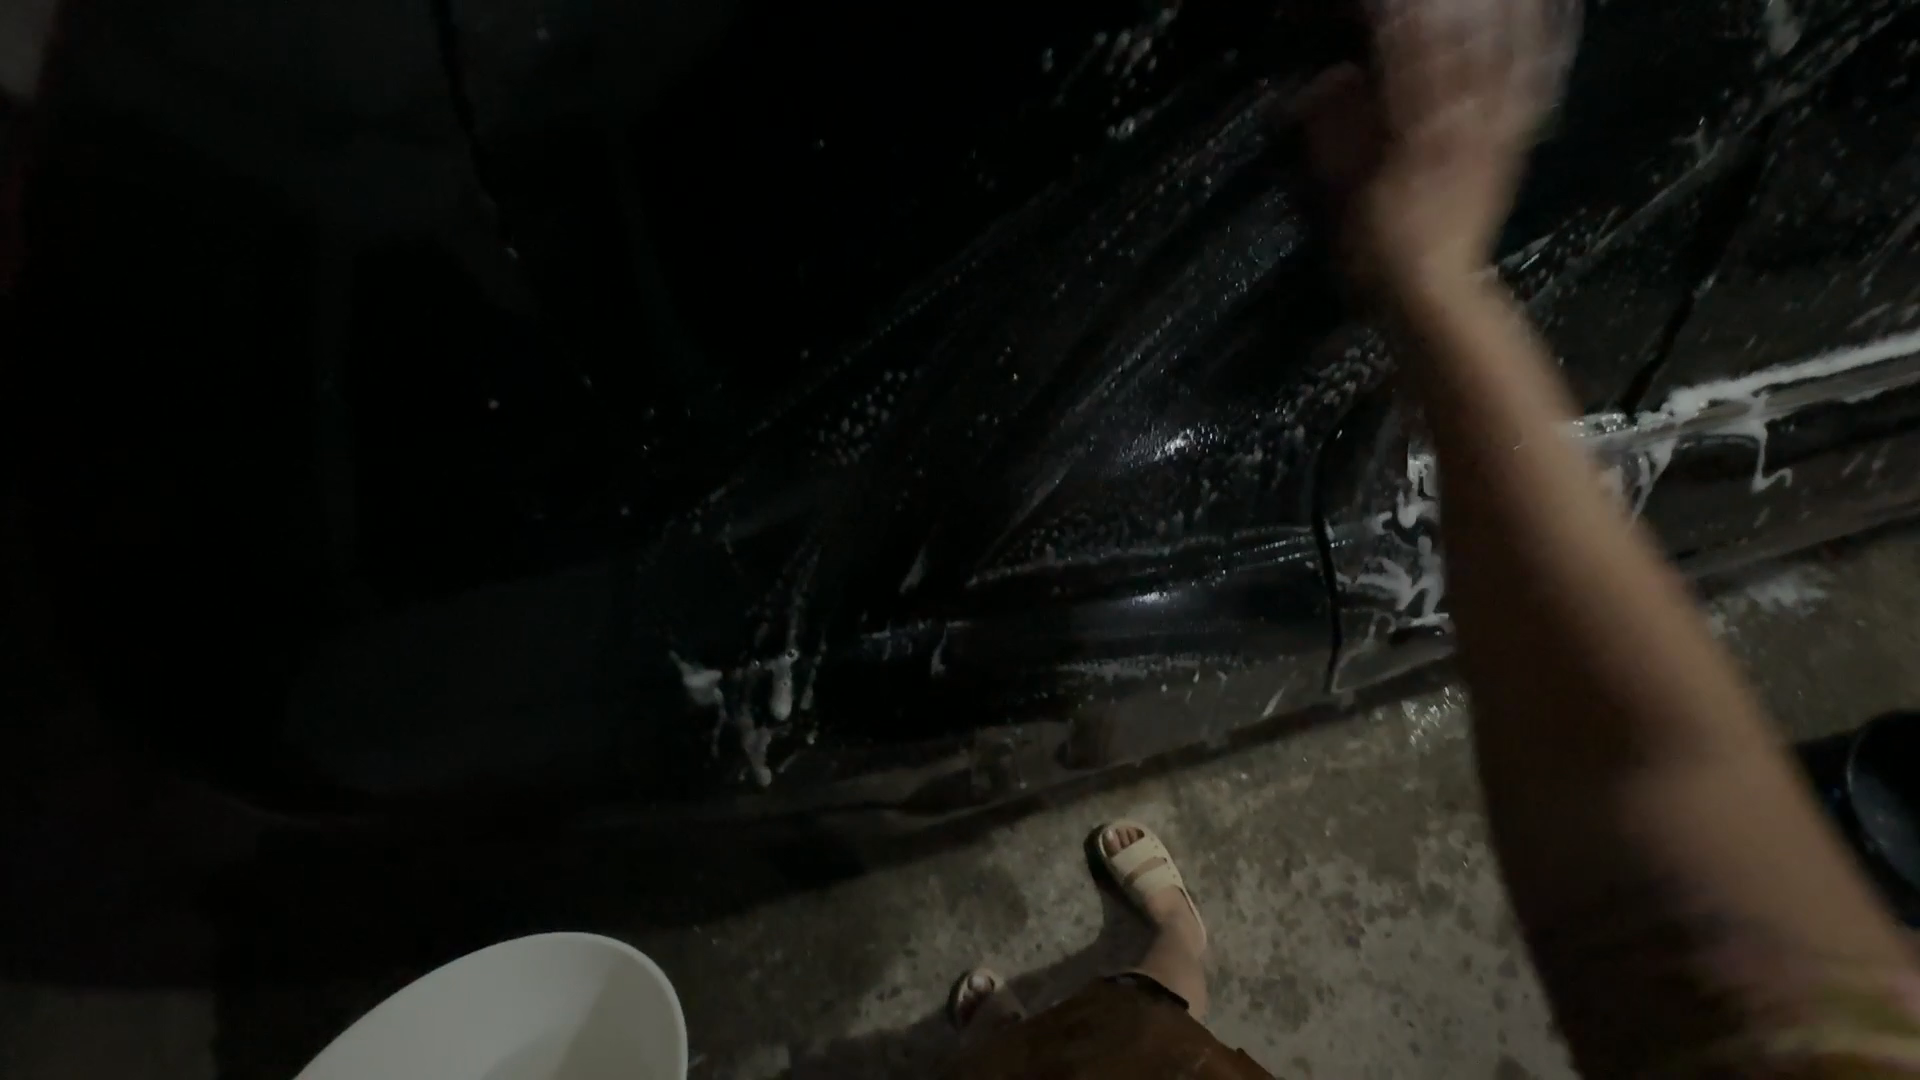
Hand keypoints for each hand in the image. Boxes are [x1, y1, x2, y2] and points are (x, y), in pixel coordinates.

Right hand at [1302, 0, 1578, 297]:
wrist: (1435, 290)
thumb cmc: (1378, 251)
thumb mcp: (1343, 198)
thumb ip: (1337, 136)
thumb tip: (1328, 79)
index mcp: (1412, 134)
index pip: (1401, 55)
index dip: (1390, 15)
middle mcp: (1462, 119)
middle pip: (1456, 39)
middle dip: (1437, 3)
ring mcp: (1497, 124)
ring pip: (1503, 46)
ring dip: (1492, 6)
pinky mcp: (1517, 134)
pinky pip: (1538, 74)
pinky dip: (1548, 33)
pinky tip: (1554, 4)